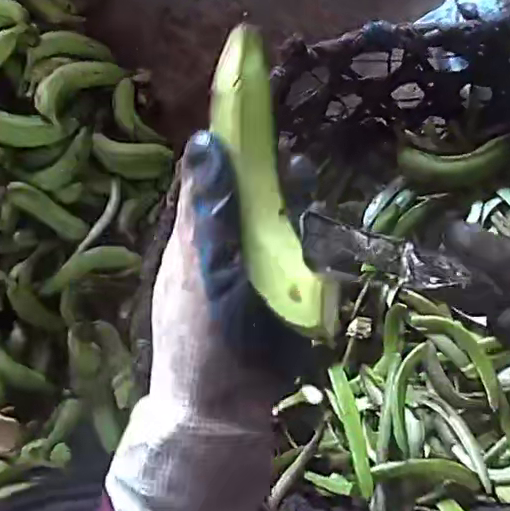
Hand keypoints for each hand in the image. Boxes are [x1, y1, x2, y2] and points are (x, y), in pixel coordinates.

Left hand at [111, 132, 307, 510]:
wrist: (220, 410)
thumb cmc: (202, 340)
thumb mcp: (201, 270)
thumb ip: (208, 210)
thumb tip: (202, 140)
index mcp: (194, 233)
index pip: (210, 171)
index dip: (226, 135)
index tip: (246, 99)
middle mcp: (221, 243)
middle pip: (245, 190)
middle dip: (265, 164)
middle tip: (286, 145)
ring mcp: (247, 267)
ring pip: (270, 216)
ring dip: (287, 193)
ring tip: (302, 172)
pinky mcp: (272, 290)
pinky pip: (289, 249)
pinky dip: (302, 232)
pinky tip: (315, 222)